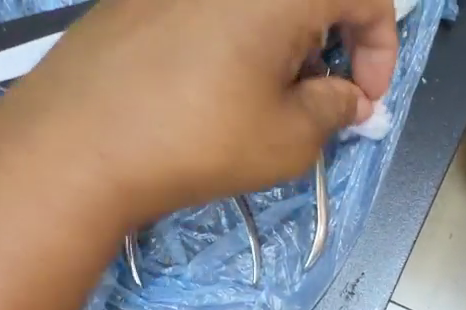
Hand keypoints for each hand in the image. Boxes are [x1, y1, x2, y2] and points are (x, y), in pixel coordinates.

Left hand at [0, 0, 399, 229]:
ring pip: (265, 4)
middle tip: (328, 98)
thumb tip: (350, 98)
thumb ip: (335, 108)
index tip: (366, 98)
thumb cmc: (203, 139)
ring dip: (291, 40)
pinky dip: (246, 34)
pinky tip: (229, 83)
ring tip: (277, 98)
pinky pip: (220, 5)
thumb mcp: (292, 138)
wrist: (86, 139)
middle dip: (336, 41)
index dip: (380, 47)